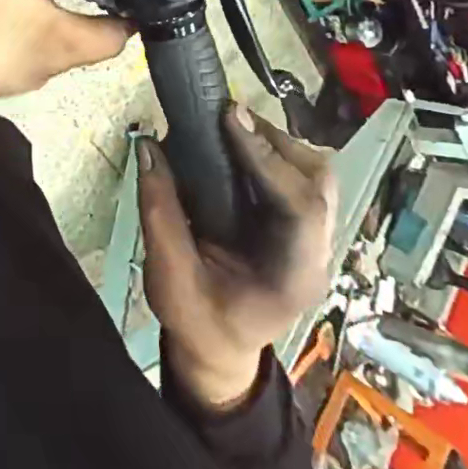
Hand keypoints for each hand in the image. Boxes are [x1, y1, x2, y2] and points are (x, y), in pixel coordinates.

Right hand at [137, 103, 336, 410]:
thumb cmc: (198, 322)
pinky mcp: (300, 225)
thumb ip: (159, 212)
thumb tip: (148, 147)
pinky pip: (299, 177)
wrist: (218, 351)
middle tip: (228, 119)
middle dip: (275, 143)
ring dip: (276, 144)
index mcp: (294, 276)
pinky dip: (273, 154)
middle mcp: (317, 253)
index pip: (301, 207)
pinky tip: (240, 145)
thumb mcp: (168, 277)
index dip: (268, 158)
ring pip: (316, 175)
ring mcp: (315, 239)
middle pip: (319, 182)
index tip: (230, 117)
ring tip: (232, 128)